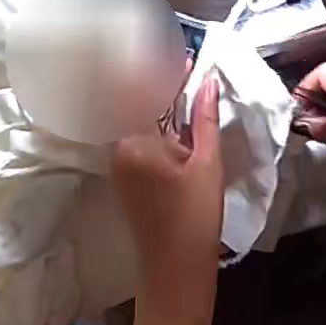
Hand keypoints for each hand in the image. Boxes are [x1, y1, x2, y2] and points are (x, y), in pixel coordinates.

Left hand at [110, 73, 222, 324]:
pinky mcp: (122, 173)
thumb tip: (208, 82)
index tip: (183, 55)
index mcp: (136, 142)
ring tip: (178, 82)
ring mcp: (117, 161)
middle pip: (133, 102)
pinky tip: (170, 114)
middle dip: (153, 79)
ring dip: (151, 99)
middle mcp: (118, 147)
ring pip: (131, 118)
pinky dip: (149, 120)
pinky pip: (133, 135)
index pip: (144, 92)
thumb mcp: (207, 164)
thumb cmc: (195, 218)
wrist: (174, 269)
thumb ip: (205, 119)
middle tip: (179, 63)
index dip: (163, 70)